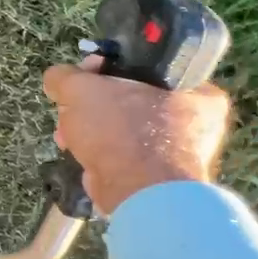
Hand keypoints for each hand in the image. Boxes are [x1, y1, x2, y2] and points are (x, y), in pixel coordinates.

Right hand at [42, 55, 231, 214]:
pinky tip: (79, 150)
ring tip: (70, 134)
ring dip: (86, 126)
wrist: (137, 190)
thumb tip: (60, 79)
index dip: (107, 69)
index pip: (144, 69)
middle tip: (72, 109)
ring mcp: (180, 149)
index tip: (85, 76)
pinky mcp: (159, 170)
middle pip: (124, 97)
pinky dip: (97, 147)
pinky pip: (121, 147)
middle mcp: (197, 120)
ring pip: (118, 124)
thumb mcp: (81, 87)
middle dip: (88, 105)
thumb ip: (65, 74)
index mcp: (197, 92)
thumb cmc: (120, 130)